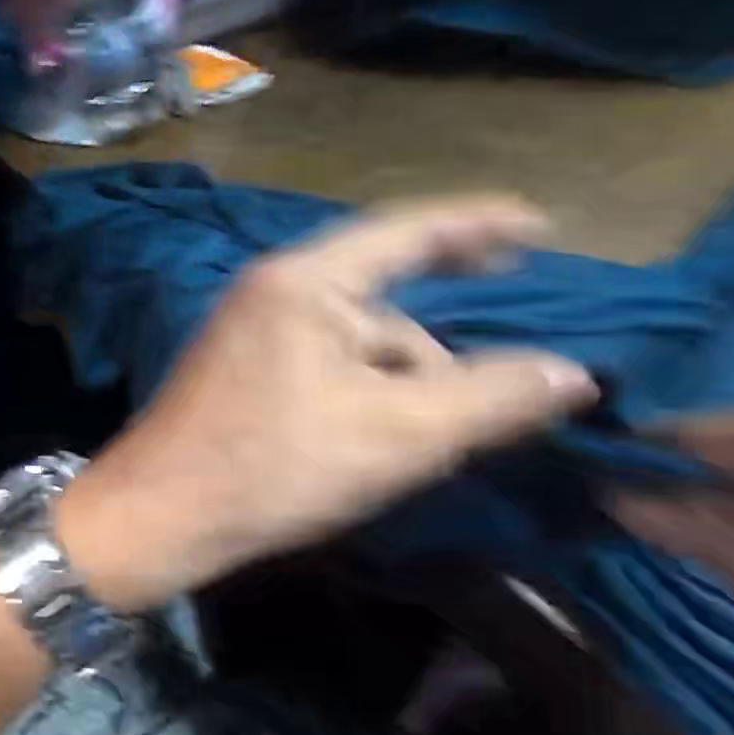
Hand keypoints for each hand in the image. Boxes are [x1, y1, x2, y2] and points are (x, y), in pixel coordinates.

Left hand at [57, 196, 598, 612]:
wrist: (162, 511)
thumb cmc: (274, 465)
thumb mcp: (397, 434)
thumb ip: (488, 397)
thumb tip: (571, 373)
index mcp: (305, 281)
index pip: (405, 231)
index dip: (477, 222)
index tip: (540, 223)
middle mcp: (274, 288)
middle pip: (382, 292)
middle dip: (442, 334)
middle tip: (508, 351)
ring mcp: (253, 326)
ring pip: (356, 337)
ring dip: (404, 376)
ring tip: (437, 433)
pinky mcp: (246, 365)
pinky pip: (327, 359)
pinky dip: (368, 387)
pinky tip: (389, 431)